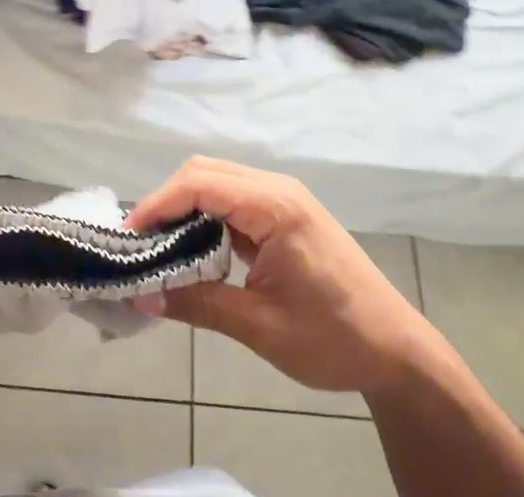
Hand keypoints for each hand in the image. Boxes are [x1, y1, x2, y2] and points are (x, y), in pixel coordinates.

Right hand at [125, 157, 423, 393]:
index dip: (157, 204)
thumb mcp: (260, 327)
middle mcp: (278, 190)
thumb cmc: (333, 339)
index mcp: (276, 207)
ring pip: (218, 182)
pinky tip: (191, 249)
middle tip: (138, 244)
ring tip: (157, 247)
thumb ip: (198, 304)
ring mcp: (284, 201)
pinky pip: (234, 201)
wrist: (397, 351)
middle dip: (166, 201)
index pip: (200, 184)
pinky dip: (205, 216)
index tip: (126, 236)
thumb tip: (140, 297)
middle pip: (205, 172)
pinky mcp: (285, 216)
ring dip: (184, 207)